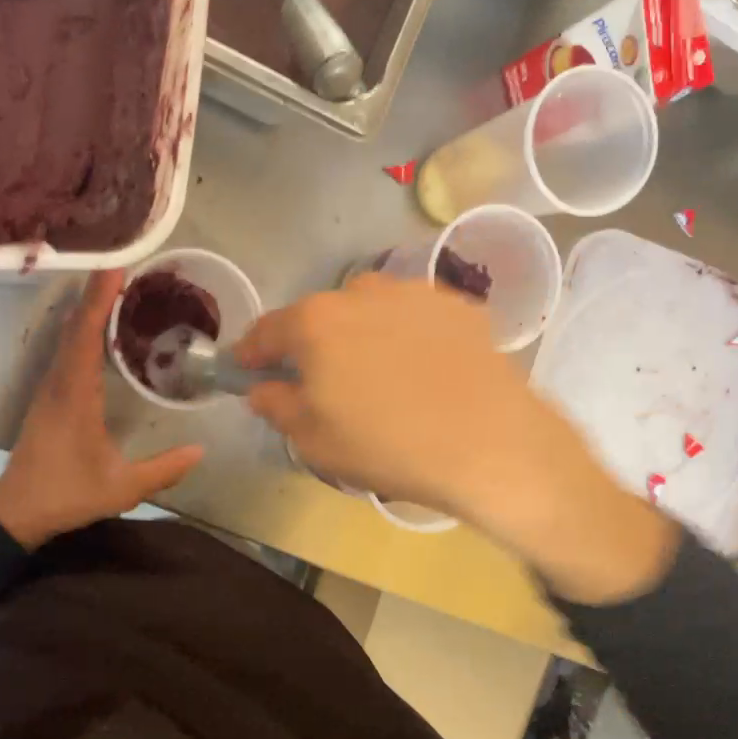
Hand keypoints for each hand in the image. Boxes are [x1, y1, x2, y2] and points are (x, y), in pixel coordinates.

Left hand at [0, 271, 203, 549]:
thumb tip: (201, 451)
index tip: (117, 268)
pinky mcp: (46, 399)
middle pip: (75, 328)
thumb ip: (163, 470)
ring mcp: (48, 390)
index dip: (100, 301)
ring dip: (88, 310)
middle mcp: (58, 384)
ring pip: (67, 339)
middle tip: (124, 266)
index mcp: (74, 396)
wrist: (17, 511)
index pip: (86, 337)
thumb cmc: (67, 496)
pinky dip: (82, 332)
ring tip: (116, 288)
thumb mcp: (121, 488)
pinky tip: (98, 330)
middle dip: (97, 294)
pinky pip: (65, 353)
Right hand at [235, 274, 674, 603]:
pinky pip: (412, 318)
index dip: (251, 352)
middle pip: (318, 315)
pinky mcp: (459, 307)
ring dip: (358, 334)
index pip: (266, 330)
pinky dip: (404, 337)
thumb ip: (276, 405)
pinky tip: (417, 372)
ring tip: (371, 374)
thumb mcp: (313, 440)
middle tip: (314, 379)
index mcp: (315, 322)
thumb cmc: (387, 446)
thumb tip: (263, 388)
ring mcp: (415, 294)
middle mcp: (360, 292)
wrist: (493, 446)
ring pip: (368, 310)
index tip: (245, 368)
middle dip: (308, 343)